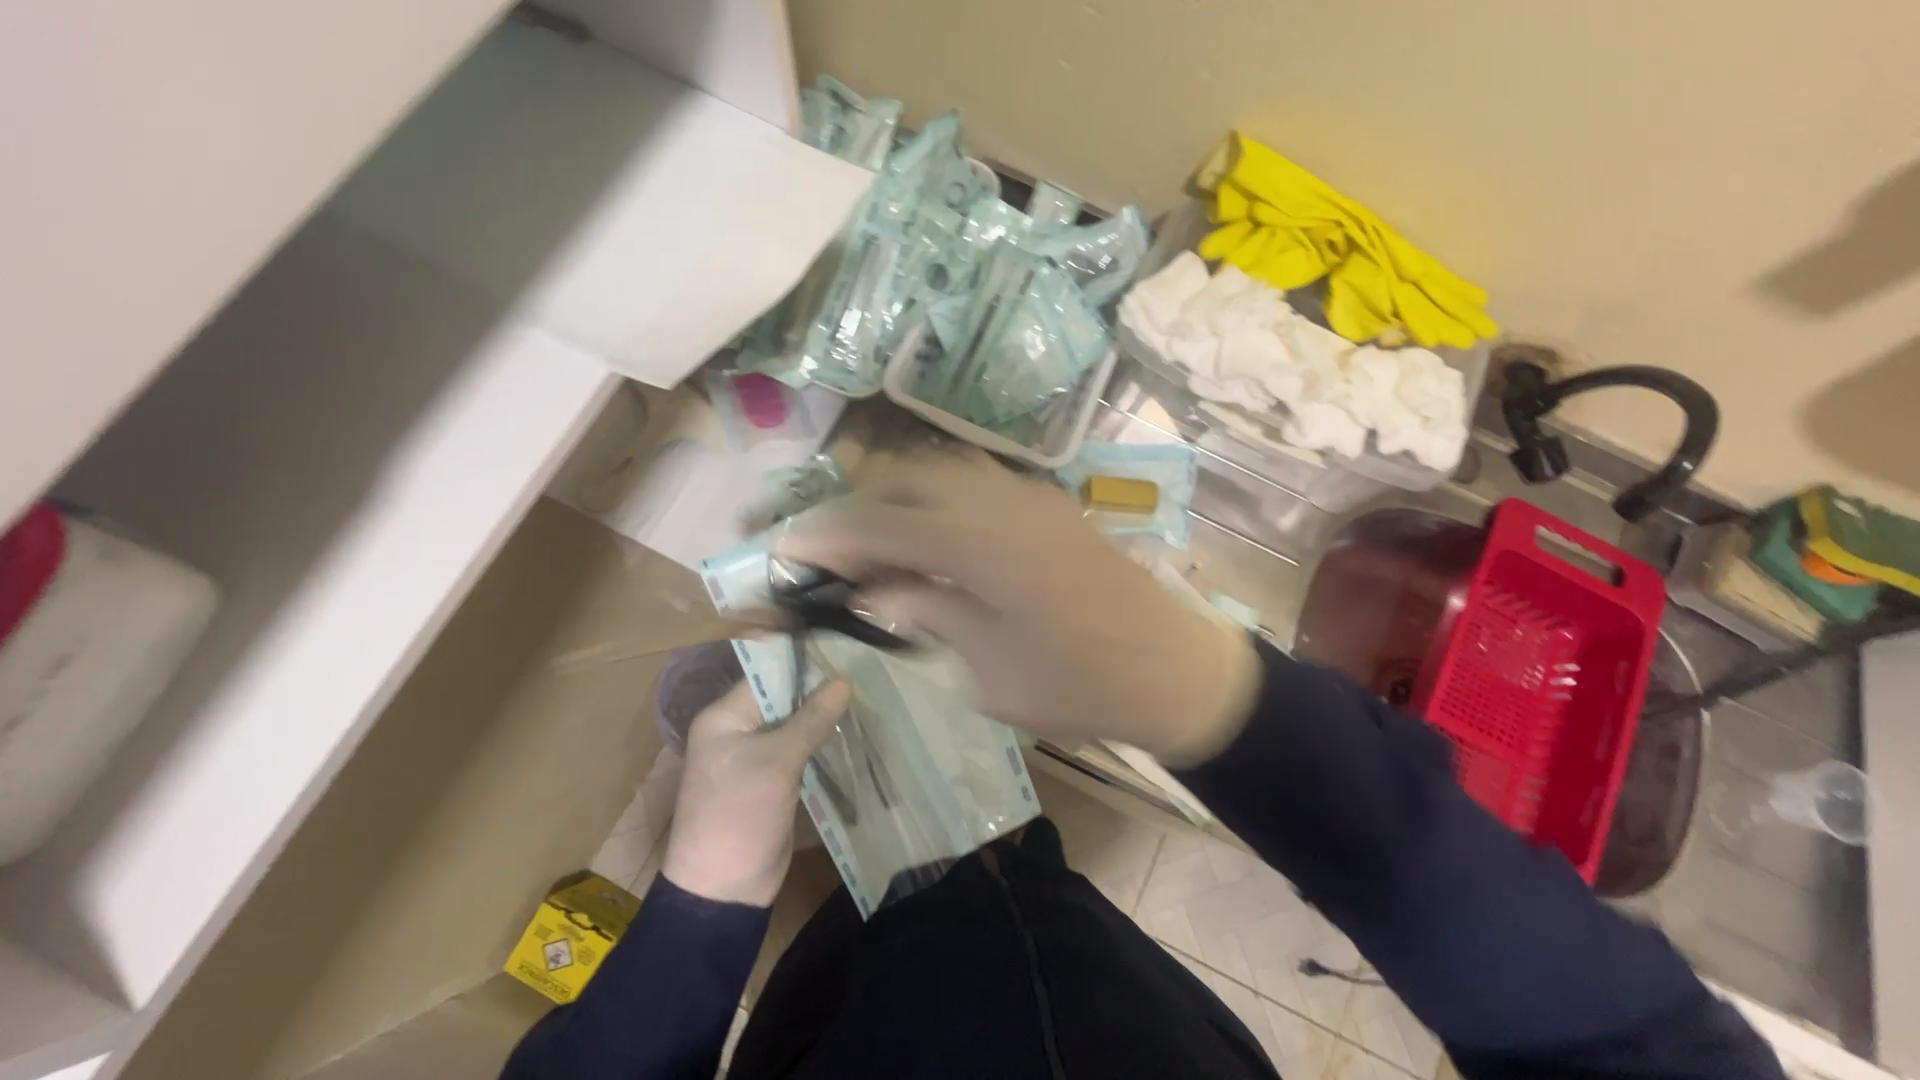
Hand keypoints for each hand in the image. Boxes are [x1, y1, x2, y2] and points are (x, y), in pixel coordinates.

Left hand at [661, 680, 851, 906]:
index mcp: (725, 717)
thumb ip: (810, 720)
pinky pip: (799, 748)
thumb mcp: (776, 763)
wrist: (724, 888)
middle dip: (819, 687)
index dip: (803, 661)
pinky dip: (822, 740)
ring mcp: (755, 756)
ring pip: (794, 722)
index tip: (844, 649)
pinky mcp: (773, 779)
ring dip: (824, 714)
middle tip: (865, 671)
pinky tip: (852, 730)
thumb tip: (844, 681)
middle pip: (782, 696)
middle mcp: (737, 729)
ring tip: (866, 695)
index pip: (766, 672)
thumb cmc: (739, 815)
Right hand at [780, 452, 1259, 765]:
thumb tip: (869, 591)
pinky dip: (937, 497)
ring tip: (872, 543)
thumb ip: (928, 613)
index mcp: (984, 547)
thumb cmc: (1082, 689)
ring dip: (898, 495)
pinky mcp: (1049, 504)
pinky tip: (927, 537)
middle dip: (859, 508)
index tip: (788, 549)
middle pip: (908, 480)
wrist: (1177, 671)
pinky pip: (976, 481)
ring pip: (942, 470)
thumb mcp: (992, 669)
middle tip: (829, 552)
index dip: (830, 536)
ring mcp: (1031, 496)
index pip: (885, 525)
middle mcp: (1004, 502)